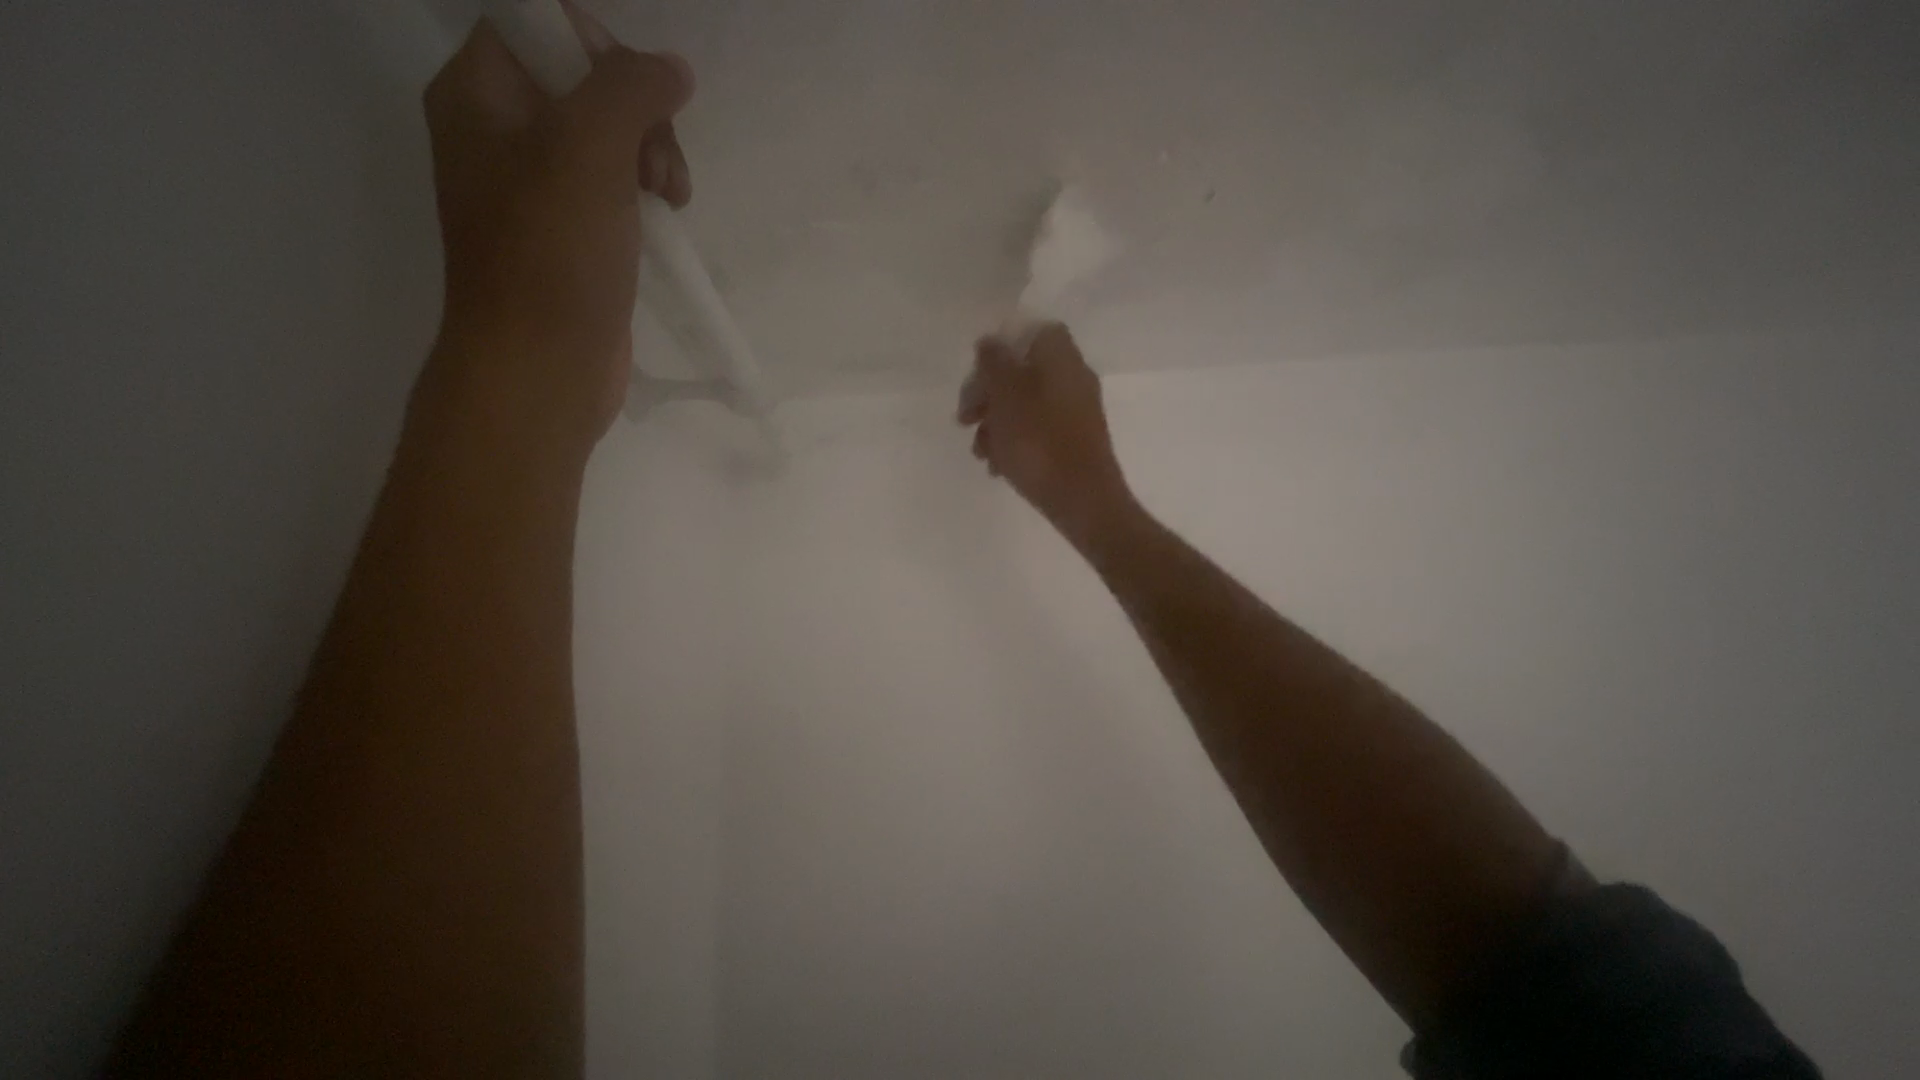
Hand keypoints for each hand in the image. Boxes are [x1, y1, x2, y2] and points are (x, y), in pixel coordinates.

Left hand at [422, 2, 693, 451]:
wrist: (542, 368)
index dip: (597, 47)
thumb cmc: (552, 256)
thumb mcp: (588, 149)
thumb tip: (671, 69)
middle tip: (657, 168)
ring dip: (654, 156)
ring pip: (611, 135)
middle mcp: (500, 132)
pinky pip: (617, 185)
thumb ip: (629, 88)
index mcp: (478, 95)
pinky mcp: (571, 233)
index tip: (636, 98)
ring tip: (671, 201)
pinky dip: (648, 195)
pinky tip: (667, 220)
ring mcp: (537, 187)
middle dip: (639, 113)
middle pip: (584, 78)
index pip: (538, 23)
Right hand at [957, 324, 1133, 539]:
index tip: (976, 374)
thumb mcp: (1006, 397)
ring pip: (1026, 404)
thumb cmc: (1039, 443)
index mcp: (1061, 357)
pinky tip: (998, 467)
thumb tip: (989, 342)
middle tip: (964, 418)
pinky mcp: (1074, 442)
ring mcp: (1076, 412)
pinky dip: (1015, 443)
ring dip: (997, 423)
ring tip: (980, 452)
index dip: (1000, 349)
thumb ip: (994, 364)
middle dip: (989, 393)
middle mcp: (1073, 377)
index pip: (1031, 332)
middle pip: (1023, 371)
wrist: (1084, 502)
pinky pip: (1038, 431)